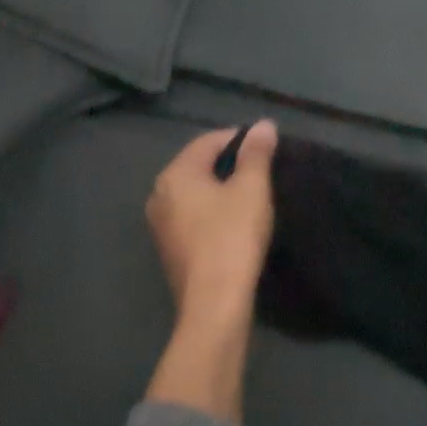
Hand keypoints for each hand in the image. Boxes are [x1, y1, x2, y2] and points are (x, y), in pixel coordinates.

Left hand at [145, 123, 278, 323]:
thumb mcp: (252, 189)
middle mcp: (159, 195)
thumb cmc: (233, 236)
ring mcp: (160, 224)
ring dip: (221, 188)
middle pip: (197, 166)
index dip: (239, 138)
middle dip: (229, 163)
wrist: (214, 300)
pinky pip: (193, 216)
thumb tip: (262, 125)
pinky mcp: (170, 248)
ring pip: (194, 193)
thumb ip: (257, 154)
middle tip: (264, 170)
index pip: (208, 141)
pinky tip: (236, 221)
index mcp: (175, 175)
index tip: (268, 146)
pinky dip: (213, 210)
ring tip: (253, 195)